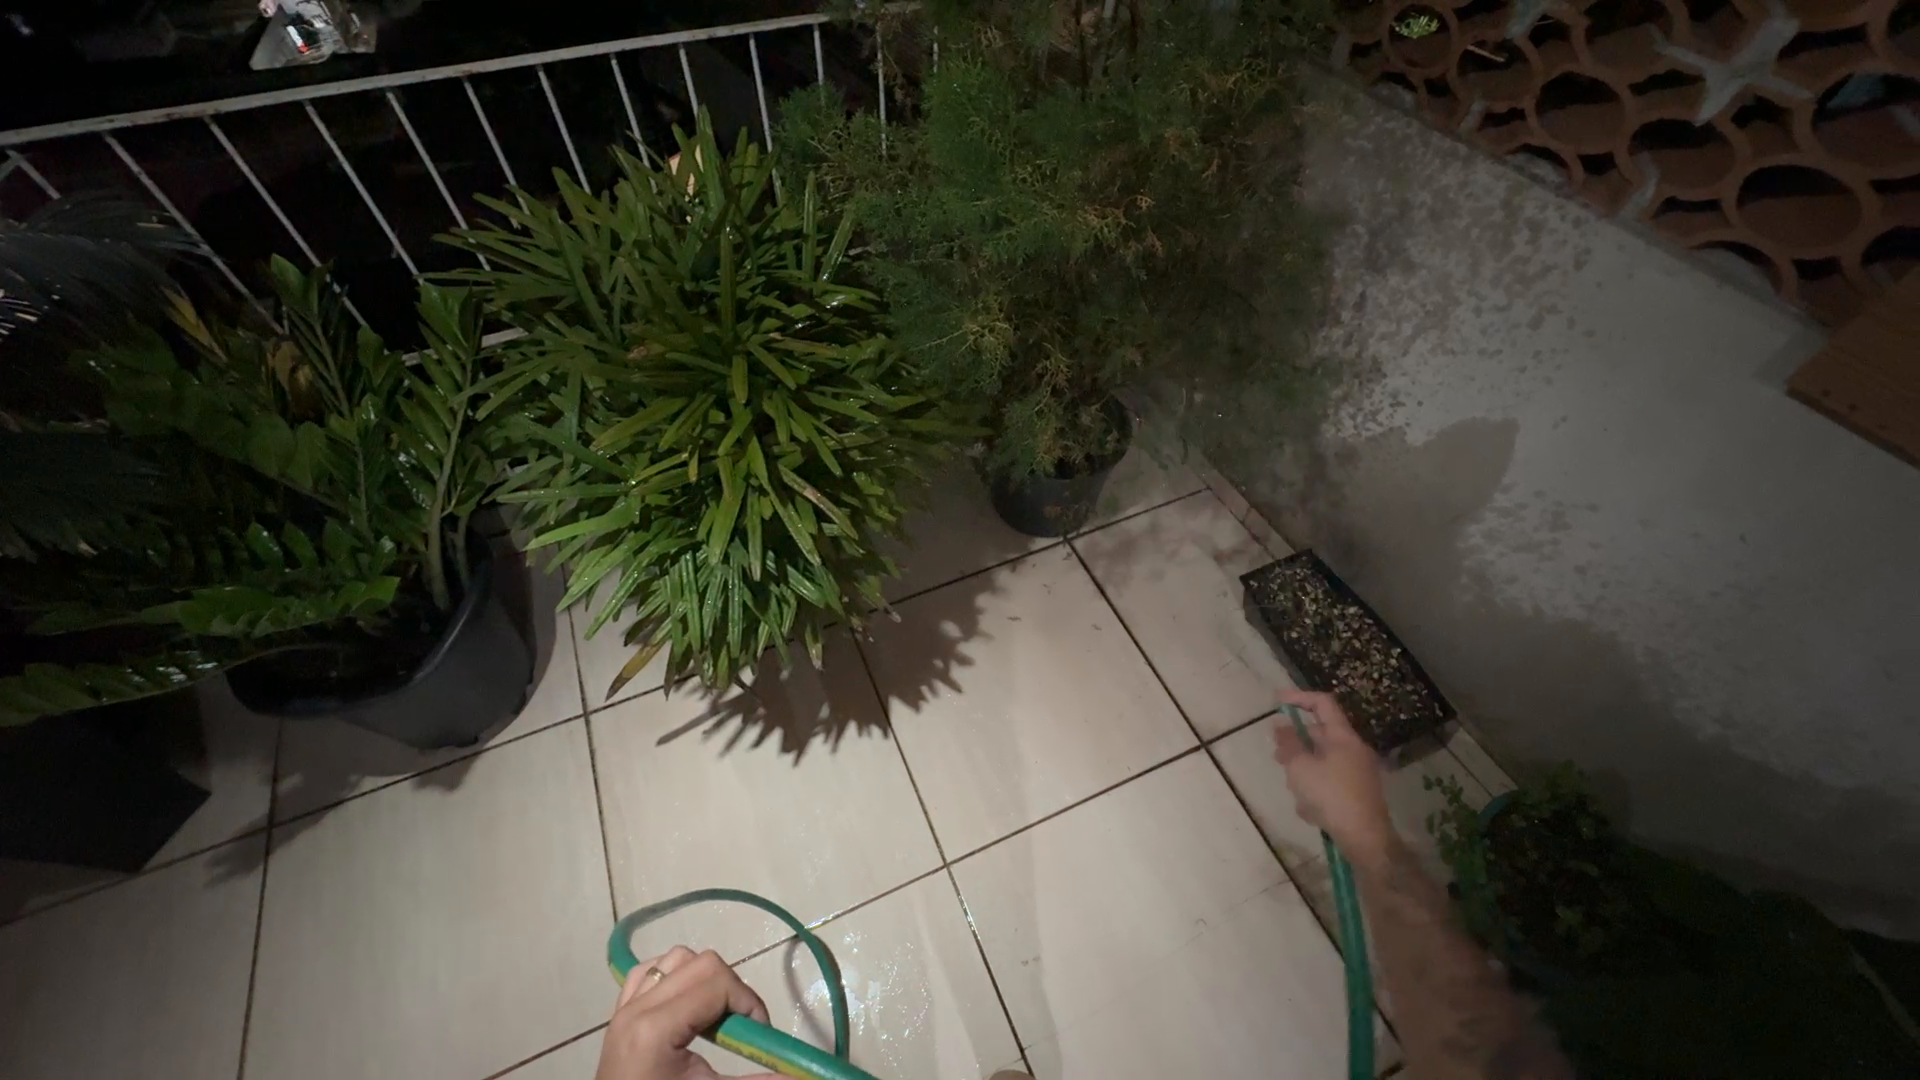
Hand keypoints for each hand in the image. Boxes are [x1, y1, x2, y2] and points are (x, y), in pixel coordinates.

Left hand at [595, 946, 779, 1079]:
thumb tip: (803, 1077)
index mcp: (655, 1030)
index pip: (718, 983)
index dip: (748, 1002)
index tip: (761, 1032)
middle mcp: (638, 1009)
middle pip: (702, 962)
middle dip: (732, 988)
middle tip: (741, 1025)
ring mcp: (624, 1009)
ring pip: (677, 958)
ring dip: (704, 978)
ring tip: (713, 1016)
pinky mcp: (619, 1014)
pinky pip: (649, 970)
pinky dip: (674, 976)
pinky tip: (684, 1003)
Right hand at [1271, 689, 1397, 868]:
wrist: (1366, 839)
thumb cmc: (1331, 796)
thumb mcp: (1300, 767)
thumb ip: (1288, 743)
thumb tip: (1281, 725)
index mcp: (1343, 738)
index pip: (1322, 704)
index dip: (1299, 698)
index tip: (1276, 702)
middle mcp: (1354, 750)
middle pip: (1320, 735)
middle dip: (1296, 745)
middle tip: (1277, 756)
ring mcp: (1358, 773)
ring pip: (1322, 761)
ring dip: (1303, 771)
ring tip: (1294, 791)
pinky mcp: (1357, 793)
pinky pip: (1329, 781)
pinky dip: (1315, 789)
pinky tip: (1309, 810)